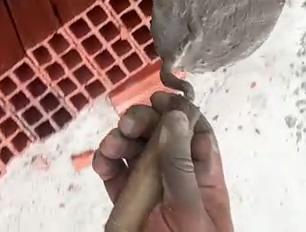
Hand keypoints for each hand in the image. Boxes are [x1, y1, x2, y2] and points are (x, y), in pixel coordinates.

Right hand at [93, 93, 232, 231]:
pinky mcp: (127, 205)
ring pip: (134, 151)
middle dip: (142, 122)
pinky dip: (106, 162)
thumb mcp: (189, 209)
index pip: (196, 133)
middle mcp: (176, 180)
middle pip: (161, 135)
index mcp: (203, 180)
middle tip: (128, 125)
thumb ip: (180, 163)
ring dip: (119, 140)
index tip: (158, 96)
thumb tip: (177, 113)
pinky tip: (102, 163)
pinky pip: (116, 174)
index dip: (179, 110)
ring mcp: (151, 192)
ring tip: (110, 149)